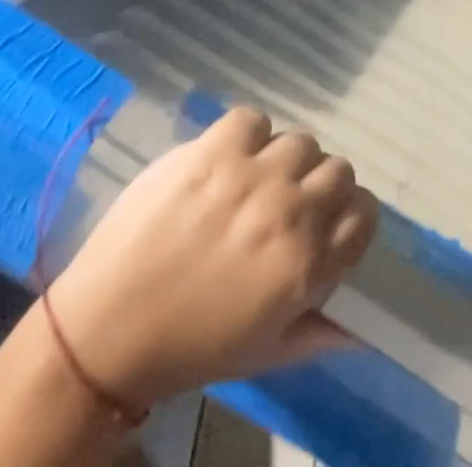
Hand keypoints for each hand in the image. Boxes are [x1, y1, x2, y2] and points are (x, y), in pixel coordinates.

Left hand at [44, 106, 379, 407]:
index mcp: (311, 264)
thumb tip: (360, 327)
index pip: (365, 213)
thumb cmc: (192, 347)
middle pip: (338, 170)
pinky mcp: (208, 153)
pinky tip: (228, 159)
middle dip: (320, 188)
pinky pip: (251, 119)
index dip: (349, 217)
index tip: (327, 225)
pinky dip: (247, 135)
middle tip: (287, 204)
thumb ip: (321, 332)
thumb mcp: (269, 351)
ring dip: (285, 161)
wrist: (106, 332)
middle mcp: (291, 212)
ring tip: (255, 180)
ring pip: (300, 142)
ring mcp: (250, 177)